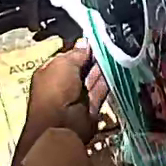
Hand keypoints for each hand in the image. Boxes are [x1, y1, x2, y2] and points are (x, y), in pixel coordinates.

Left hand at [15, 45, 109, 162]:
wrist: (61, 125)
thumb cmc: (55, 90)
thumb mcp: (63, 64)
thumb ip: (76, 54)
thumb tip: (86, 44)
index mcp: (50, 72)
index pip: (68, 57)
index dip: (80, 49)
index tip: (95, 41)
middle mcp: (63, 83)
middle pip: (82, 67)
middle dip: (94, 58)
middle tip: (109, 46)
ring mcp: (77, 96)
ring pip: (92, 78)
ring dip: (102, 68)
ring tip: (115, 54)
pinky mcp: (91, 107)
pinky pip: (100, 91)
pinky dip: (107, 81)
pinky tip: (116, 69)